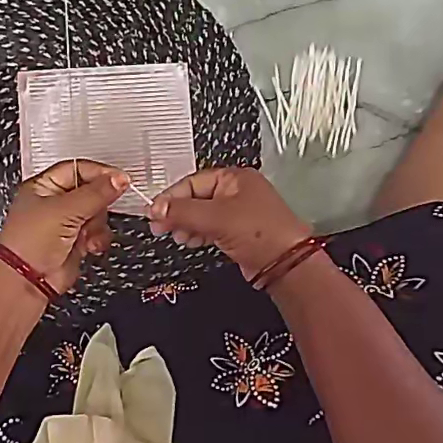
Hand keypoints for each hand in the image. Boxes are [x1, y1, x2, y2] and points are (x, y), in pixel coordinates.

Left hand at [0, 159, 129, 293]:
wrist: (27, 282)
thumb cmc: (29, 244)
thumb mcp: (65, 210)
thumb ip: (96, 193)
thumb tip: (118, 179)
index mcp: (44, 186)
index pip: (77, 169)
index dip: (99, 173)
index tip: (119, 179)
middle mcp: (54, 202)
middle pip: (91, 191)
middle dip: (98, 204)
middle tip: (96, 210)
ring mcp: (65, 222)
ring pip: (97, 213)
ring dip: (97, 224)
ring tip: (86, 233)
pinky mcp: (74, 240)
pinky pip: (97, 232)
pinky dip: (97, 238)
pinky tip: (89, 245)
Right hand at [148, 168, 312, 280]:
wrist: (287, 264)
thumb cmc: (261, 233)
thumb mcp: (217, 217)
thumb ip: (184, 211)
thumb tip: (157, 207)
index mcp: (235, 178)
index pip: (193, 182)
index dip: (172, 197)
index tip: (155, 212)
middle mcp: (237, 192)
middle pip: (196, 198)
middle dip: (178, 213)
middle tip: (160, 226)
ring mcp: (238, 213)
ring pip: (202, 215)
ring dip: (186, 225)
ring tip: (176, 236)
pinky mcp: (239, 232)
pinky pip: (211, 228)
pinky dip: (198, 234)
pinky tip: (190, 241)